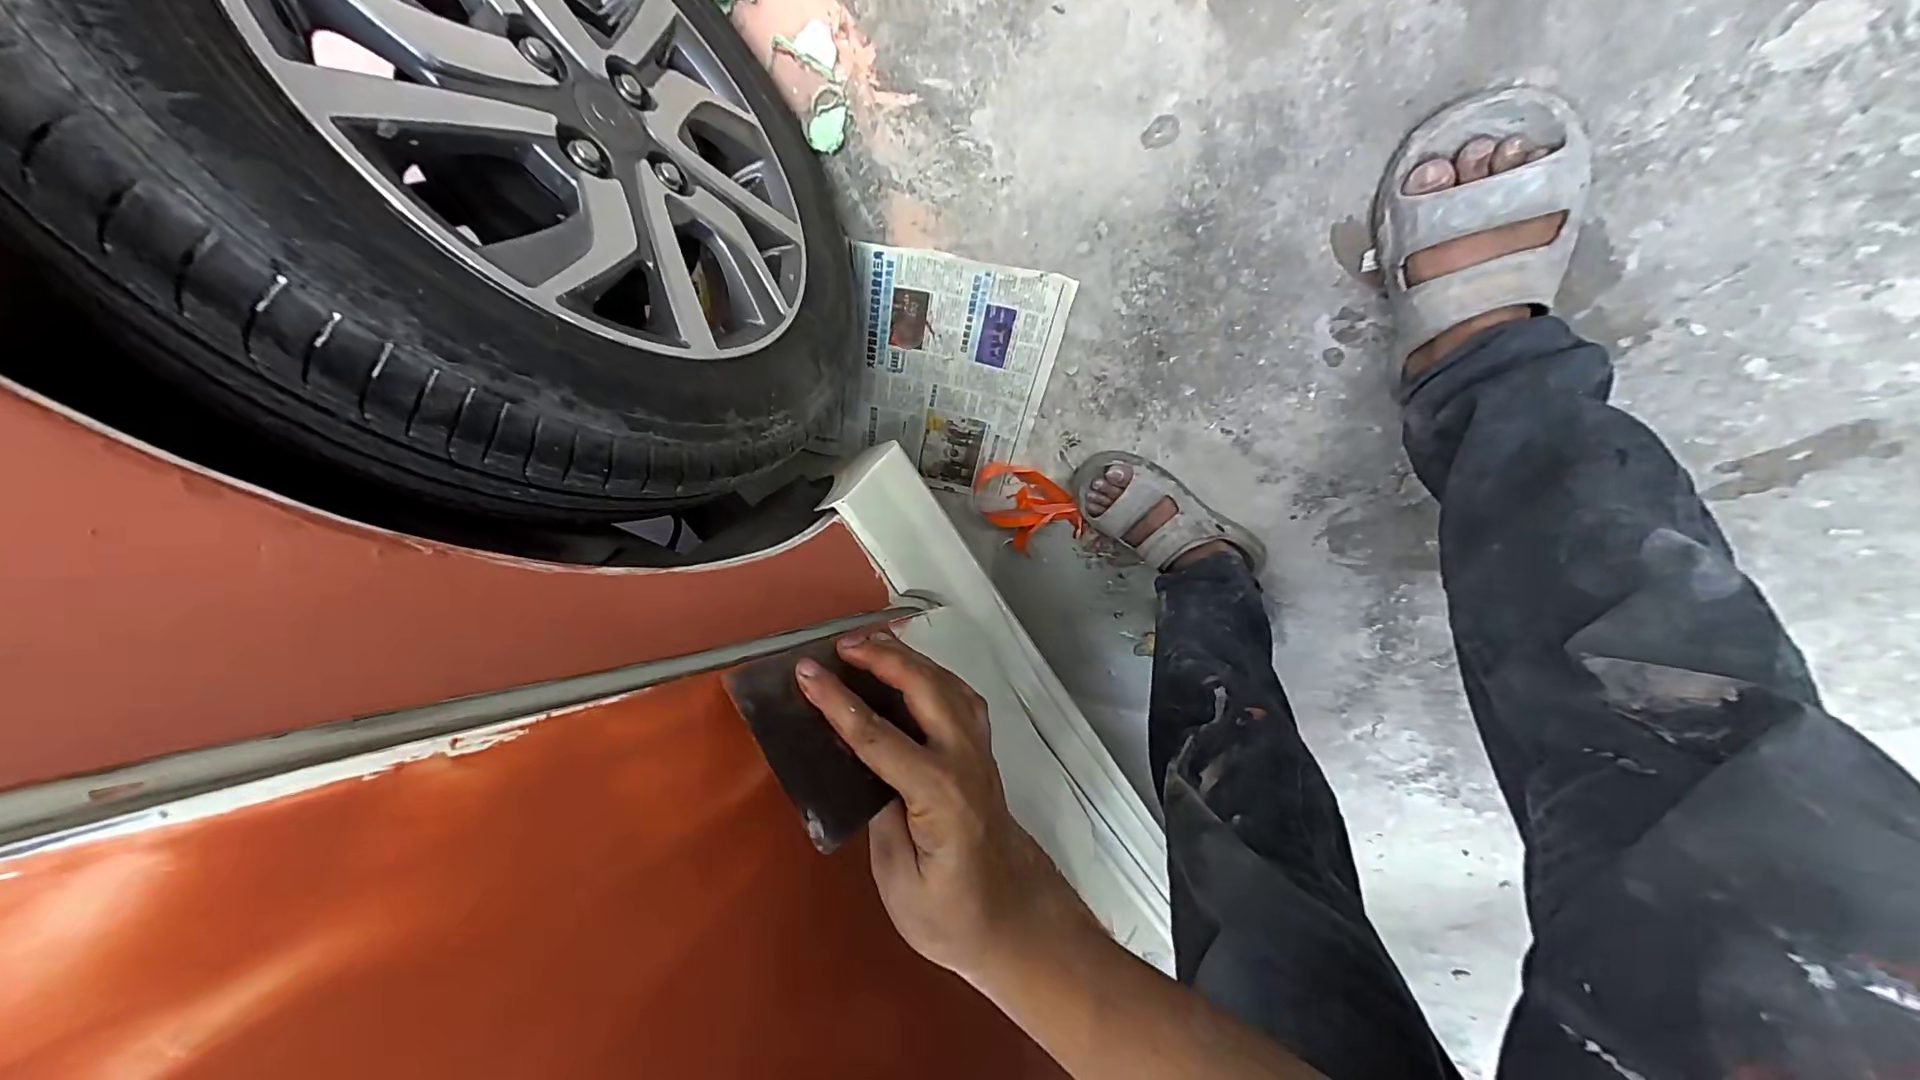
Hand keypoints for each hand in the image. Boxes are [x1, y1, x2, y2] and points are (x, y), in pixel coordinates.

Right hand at [795, 631, 1096, 984]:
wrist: (1014, 917)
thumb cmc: (953, 914)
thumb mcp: (901, 882)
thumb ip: (880, 817)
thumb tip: (861, 765)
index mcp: (938, 794)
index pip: (877, 735)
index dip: (837, 701)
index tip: (806, 673)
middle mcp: (964, 759)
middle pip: (924, 688)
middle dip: (881, 658)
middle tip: (840, 644)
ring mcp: (980, 750)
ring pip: (946, 683)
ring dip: (907, 657)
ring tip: (870, 642)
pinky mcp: (982, 750)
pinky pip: (959, 695)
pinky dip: (932, 672)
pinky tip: (912, 669)